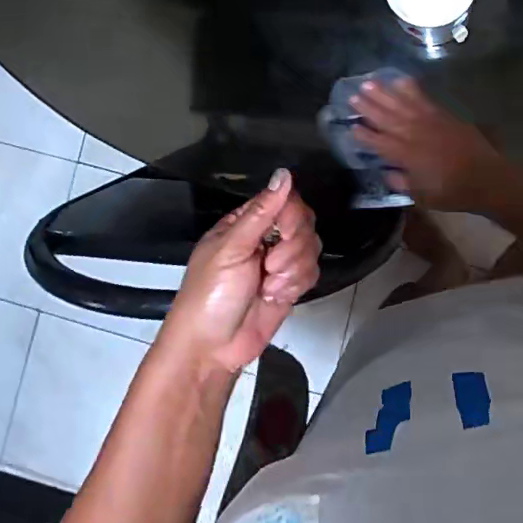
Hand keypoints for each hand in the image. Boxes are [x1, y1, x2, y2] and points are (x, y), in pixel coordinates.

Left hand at [157, 169, 321, 375]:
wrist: (211, 349)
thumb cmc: (210, 295)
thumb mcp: (231, 249)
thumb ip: (262, 212)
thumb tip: (284, 173)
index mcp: (244, 223)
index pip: (284, 201)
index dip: (291, 215)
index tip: (283, 233)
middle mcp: (264, 237)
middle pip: (303, 222)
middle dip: (293, 245)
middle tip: (271, 265)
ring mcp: (278, 262)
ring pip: (311, 247)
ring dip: (293, 268)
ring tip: (268, 285)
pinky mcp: (289, 285)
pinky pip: (312, 271)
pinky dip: (297, 283)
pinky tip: (276, 295)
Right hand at [351, 78, 512, 212]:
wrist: (486, 177)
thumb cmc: (453, 191)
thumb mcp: (422, 196)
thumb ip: (401, 182)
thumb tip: (387, 172)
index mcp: (406, 155)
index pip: (379, 142)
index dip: (364, 135)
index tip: (351, 126)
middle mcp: (413, 134)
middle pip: (386, 118)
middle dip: (368, 107)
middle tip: (352, 97)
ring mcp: (429, 121)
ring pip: (401, 103)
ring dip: (383, 93)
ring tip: (368, 83)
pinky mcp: (443, 114)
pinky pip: (422, 97)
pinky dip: (410, 88)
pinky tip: (400, 80)